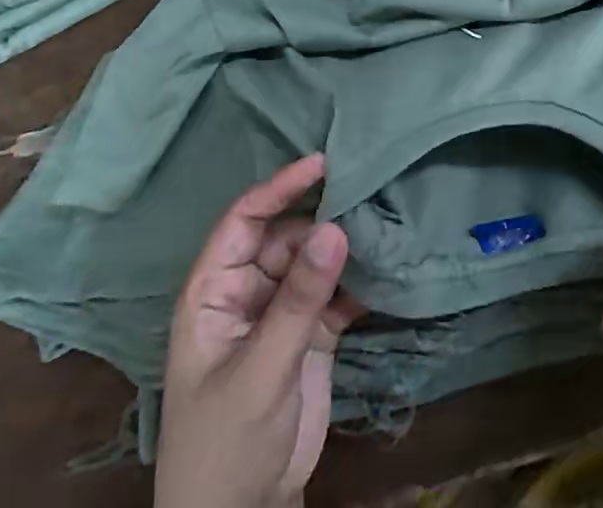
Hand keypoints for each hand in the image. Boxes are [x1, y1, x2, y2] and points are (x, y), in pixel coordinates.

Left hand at [154, 156, 361, 507]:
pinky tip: (388, 270)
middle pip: (289, 238)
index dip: (279, 188)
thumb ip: (298, 301)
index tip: (323, 163)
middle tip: (371, 206)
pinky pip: (338, 294)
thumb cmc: (225, 440)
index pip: (244, 222)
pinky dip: (361, 283)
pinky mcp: (312, 334)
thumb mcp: (260, 369)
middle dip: (324, 224)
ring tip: (387, 228)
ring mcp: (282, 313)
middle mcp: (248, 292)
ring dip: (347, 251)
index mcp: (214, 291)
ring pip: (317, 263)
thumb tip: (335, 229)